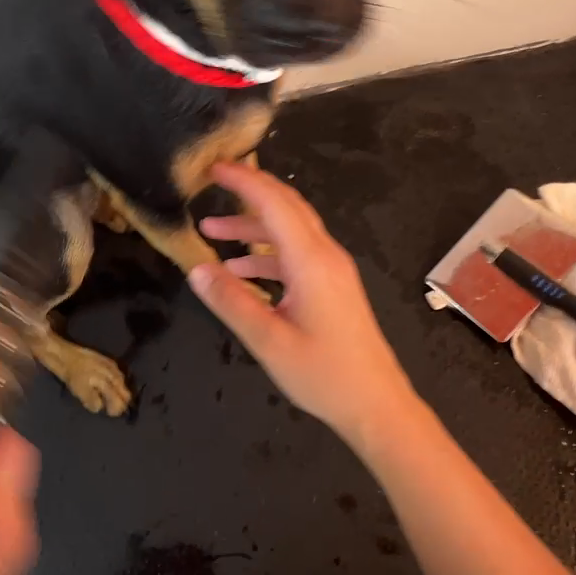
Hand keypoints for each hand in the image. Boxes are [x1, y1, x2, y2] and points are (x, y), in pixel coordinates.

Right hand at [189, 162, 416, 439]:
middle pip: (286, 206)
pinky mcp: (332, 285)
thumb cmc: (324, 375)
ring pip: (288, 229)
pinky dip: (265, 251)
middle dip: (249, 189)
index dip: (243, 180)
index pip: (274, 203)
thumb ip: (231, 302)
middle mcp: (324, 255)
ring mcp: (331, 269)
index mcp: (310, 261)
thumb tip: (195, 270)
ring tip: (210, 229)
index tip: (214, 166)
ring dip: (251, 225)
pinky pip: (295, 252)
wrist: (379, 408)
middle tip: (213, 178)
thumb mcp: (268, 341)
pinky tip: (238, 270)